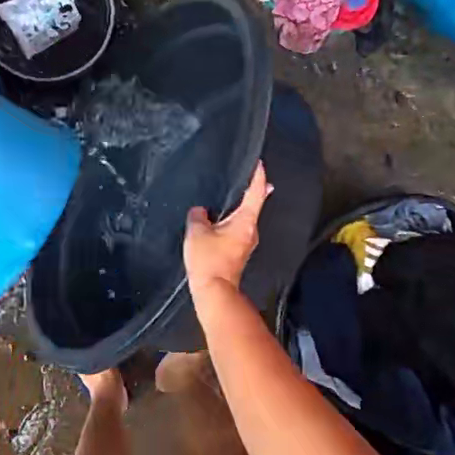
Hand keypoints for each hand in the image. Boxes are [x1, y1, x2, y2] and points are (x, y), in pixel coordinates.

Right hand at [184, 161, 269, 292]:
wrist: (214, 290)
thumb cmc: (208, 260)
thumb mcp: (196, 232)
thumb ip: (197, 215)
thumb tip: (200, 211)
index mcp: (245, 221)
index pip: (255, 192)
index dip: (257, 176)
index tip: (258, 163)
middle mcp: (251, 231)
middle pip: (253, 205)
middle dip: (251, 191)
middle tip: (247, 177)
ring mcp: (246, 243)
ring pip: (245, 219)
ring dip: (239, 208)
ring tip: (230, 197)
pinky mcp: (238, 253)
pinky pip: (237, 231)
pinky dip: (231, 222)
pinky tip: (220, 221)